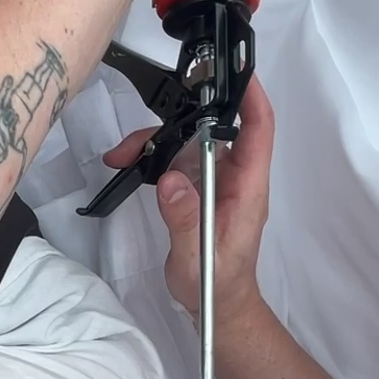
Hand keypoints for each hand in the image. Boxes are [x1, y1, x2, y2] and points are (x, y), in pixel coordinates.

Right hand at [103, 79, 275, 323]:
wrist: (217, 307)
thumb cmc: (216, 286)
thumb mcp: (198, 258)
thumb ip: (186, 221)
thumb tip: (170, 181)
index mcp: (247, 190)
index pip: (259, 131)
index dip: (252, 97)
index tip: (234, 71)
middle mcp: (234, 179)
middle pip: (213, 131)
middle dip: (177, 122)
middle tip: (136, 134)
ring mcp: (214, 184)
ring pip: (189, 145)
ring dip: (155, 143)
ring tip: (120, 155)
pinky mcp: (197, 192)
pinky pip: (177, 163)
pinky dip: (153, 159)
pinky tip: (129, 165)